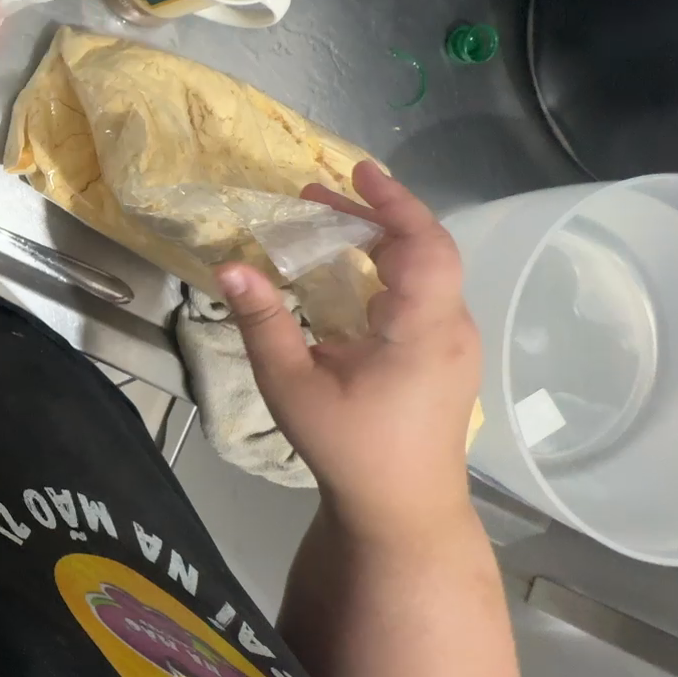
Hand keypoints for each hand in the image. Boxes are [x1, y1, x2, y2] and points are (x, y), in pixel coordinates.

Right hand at [216, 163, 481, 541]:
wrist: (401, 506)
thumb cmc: (347, 444)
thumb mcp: (289, 382)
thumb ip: (261, 320)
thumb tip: (227, 264)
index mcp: (420, 332)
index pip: (425, 249)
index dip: (396, 204)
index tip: (359, 170)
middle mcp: (448, 330)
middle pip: (425, 251)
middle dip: (373, 212)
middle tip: (315, 192)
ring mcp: (450, 343)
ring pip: (424, 270)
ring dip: (376, 237)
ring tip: (323, 218)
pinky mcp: (440, 354)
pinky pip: (419, 291)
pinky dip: (383, 264)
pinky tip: (345, 267)